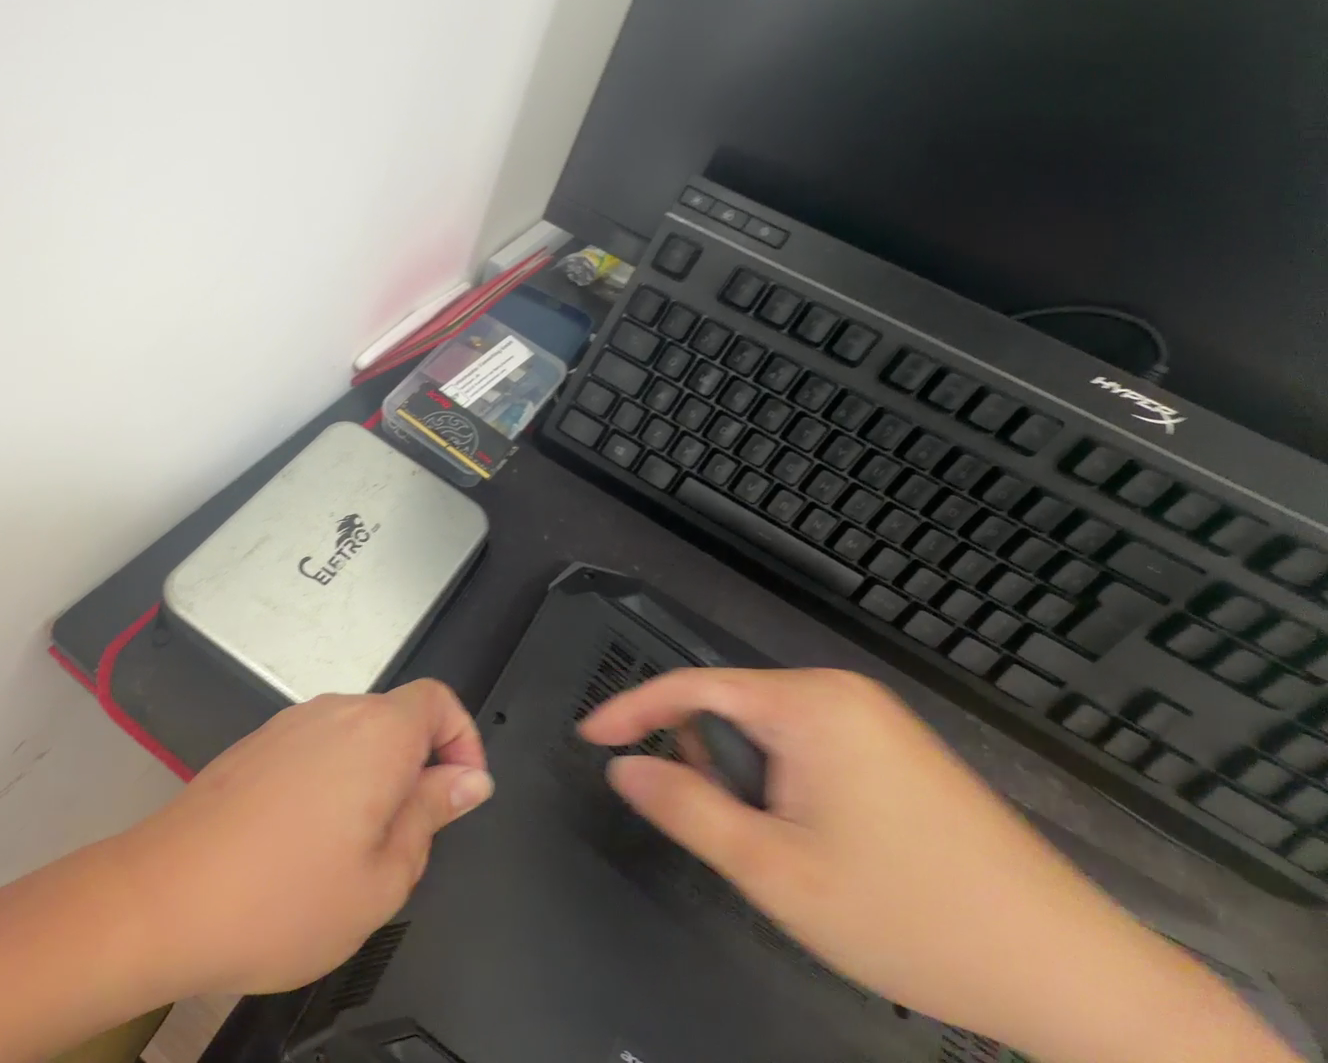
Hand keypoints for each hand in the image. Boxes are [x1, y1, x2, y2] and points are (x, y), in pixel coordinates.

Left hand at [112, 679, 492, 997]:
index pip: (438, 701)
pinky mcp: (250, 749)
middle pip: (395, 719)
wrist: (161, 900)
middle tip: (406, 843)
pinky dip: (329, 784)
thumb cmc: (284, 899)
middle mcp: (330, 714)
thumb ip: (431, 816)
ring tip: (351, 854)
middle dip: (417, 770)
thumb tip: (467, 779)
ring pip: (353, 738)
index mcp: (375, 734)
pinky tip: (302, 845)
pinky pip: (311, 752)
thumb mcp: (384, 877)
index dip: (462, 742)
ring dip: (371, 781)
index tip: (458, 798)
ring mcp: (283, 727)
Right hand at [579, 667, 1299, 1062]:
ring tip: (755, 842)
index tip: (588, 739)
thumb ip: (684, 808)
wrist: (1065, 969)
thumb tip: (623, 767)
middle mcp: (843, 695)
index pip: (693, 684)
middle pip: (731, 702)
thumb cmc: (904, 913)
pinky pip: (806, 745)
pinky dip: (776, 780)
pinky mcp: (896, 752)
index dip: (631, 708)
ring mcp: (876, 721)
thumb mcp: (771, 868)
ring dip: (738, 774)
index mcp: (811, 705)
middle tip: (690, 819)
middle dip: (694, 751)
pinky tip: (799, 836)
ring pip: (767, 728)